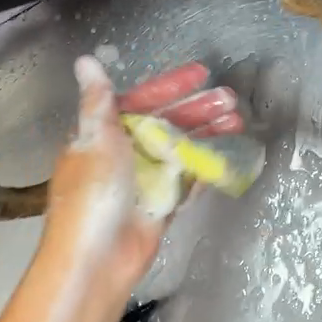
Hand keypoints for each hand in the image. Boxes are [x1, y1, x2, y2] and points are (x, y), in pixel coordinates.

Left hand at [0, 56, 240, 321]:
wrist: (96, 262)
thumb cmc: (93, 194)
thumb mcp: (96, 138)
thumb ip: (99, 100)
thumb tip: (85, 59)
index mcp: (104, 133)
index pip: (143, 100)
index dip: (171, 86)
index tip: (201, 73)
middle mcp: (124, 152)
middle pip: (167, 122)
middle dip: (198, 109)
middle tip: (230, 99)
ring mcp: (144, 179)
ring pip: (180, 147)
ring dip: (207, 133)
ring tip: (236, 122)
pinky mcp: (160, 204)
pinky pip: (185, 177)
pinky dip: (204, 164)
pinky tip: (226, 153)